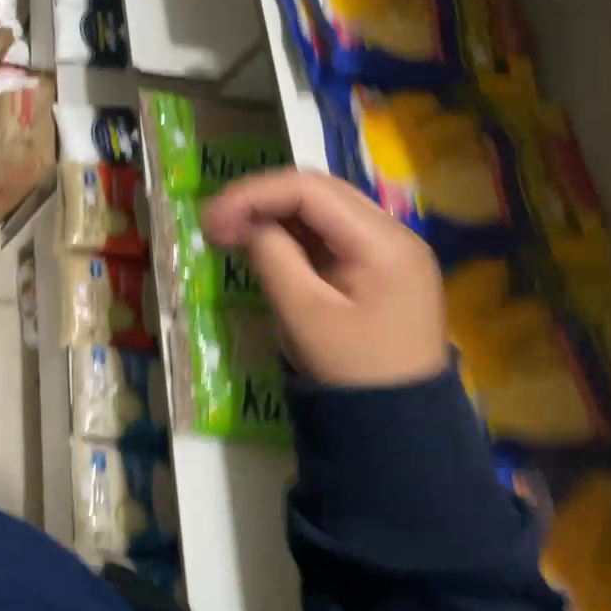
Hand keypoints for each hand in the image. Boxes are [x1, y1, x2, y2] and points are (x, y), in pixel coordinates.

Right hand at [202, 170, 445, 387]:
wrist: (400, 422)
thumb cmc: (350, 367)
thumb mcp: (301, 311)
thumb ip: (272, 255)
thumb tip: (245, 223)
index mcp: (383, 242)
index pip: (309, 189)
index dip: (252, 194)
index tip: (211, 219)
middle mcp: (394, 232)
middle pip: (317, 189)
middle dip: (259, 198)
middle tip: (215, 224)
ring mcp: (390, 247)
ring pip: (321, 205)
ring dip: (272, 211)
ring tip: (230, 232)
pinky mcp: (379, 264)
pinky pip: (329, 229)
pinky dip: (290, 229)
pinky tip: (262, 243)